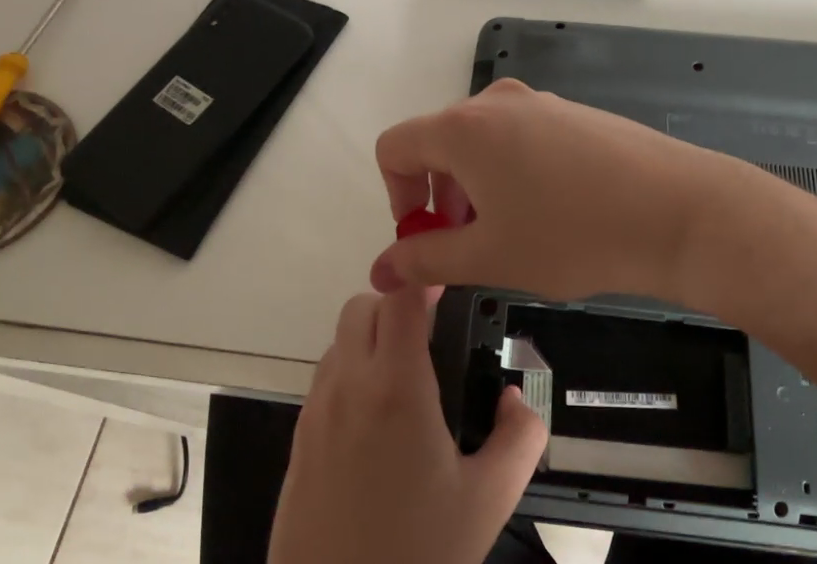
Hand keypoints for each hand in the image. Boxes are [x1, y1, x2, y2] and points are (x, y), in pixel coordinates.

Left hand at [268, 289, 547, 563]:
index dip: (425, 280)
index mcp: (395, 388)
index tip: (448, 287)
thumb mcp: (489, 499)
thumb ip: (520, 437)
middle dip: (397, 307)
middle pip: (362, 308)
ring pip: (339, 343)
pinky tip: (379, 425)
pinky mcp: (297, 444)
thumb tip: (517, 400)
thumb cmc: (417, 552)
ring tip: (409, 383)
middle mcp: (347, 387)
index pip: (401, 298)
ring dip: (371, 341)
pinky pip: (324, 383)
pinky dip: (350, 376)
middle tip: (433, 337)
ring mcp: (314, 415)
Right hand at [369, 78, 757, 303]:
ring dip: (477, 188)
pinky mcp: (574, 114)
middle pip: (438, 143)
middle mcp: (496, 102)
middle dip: (438, 197)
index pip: (394, 147)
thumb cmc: (573, 236)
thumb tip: (380, 270)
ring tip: (514, 235)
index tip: (426, 239)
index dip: (396, 196)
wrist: (679, 210)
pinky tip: (554, 214)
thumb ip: (424, 260)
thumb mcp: (489, 256)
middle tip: (470, 246)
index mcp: (463, 128)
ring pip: (482, 144)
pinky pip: (521, 139)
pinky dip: (514, 174)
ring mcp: (540, 103)